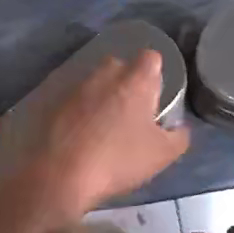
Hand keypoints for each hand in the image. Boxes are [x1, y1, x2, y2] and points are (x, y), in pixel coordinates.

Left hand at [22, 50, 189, 217]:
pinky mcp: (54, 102)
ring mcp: (76, 87)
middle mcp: (105, 75)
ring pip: (96, 83)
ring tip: (105, 128)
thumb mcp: (162, 155)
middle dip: (127, 83)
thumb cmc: (118, 160)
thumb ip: (179, 136)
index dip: (155, 75)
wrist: (60, 174)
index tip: (154, 99)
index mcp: (135, 80)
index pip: (151, 58)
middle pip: (121, 67)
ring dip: (103, 98)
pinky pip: (76, 100)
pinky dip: (81, 111)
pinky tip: (82, 137)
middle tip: (132, 114)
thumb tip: (179, 127)